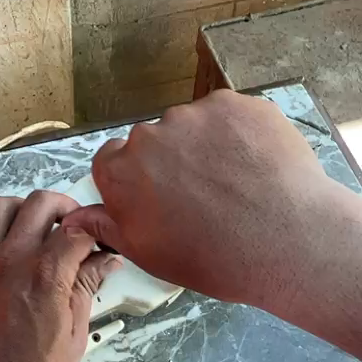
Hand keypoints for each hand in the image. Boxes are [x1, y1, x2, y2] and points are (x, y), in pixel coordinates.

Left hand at [0, 190, 119, 361]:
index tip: (97, 241)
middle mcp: (11, 261)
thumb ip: (86, 290)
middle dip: (62, 207)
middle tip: (71, 225)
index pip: (77, 230)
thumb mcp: (73, 338)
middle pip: (39, 203)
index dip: (94, 231)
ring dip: (22, 210)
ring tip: (34, 229)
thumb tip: (104, 261)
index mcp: (46, 277)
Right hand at [62, 90, 361, 314]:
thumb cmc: (216, 258)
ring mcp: (194, 114)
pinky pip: (229, 115)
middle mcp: (150, 134)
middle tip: (204, 194)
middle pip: (153, 141)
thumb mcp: (150, 254)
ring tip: (237, 182)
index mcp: (121, 171)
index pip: (112, 159)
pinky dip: (240, 134)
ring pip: (193, 125)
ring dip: (206, 145)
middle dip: (171, 161)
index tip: (160, 196)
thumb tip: (72, 217)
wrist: (289, 241)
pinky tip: (258, 165)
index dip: (136, 179)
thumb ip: (107, 227)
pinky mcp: (235, 104)